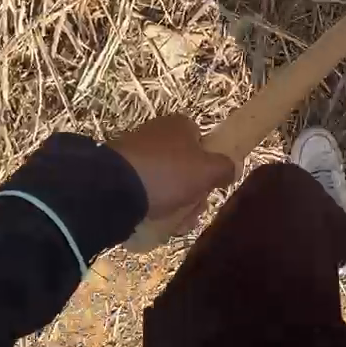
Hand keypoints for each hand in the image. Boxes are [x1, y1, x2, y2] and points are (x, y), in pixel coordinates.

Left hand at [106, 114, 236, 230]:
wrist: (113, 187)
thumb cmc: (168, 173)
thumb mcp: (208, 171)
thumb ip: (226, 168)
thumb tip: (232, 169)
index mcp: (180, 124)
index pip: (203, 142)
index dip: (210, 165)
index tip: (209, 187)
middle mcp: (158, 131)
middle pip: (186, 164)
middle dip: (193, 190)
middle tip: (193, 210)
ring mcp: (135, 150)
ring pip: (166, 179)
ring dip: (175, 201)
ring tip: (174, 222)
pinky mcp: (118, 170)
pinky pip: (144, 187)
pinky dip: (151, 202)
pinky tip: (153, 219)